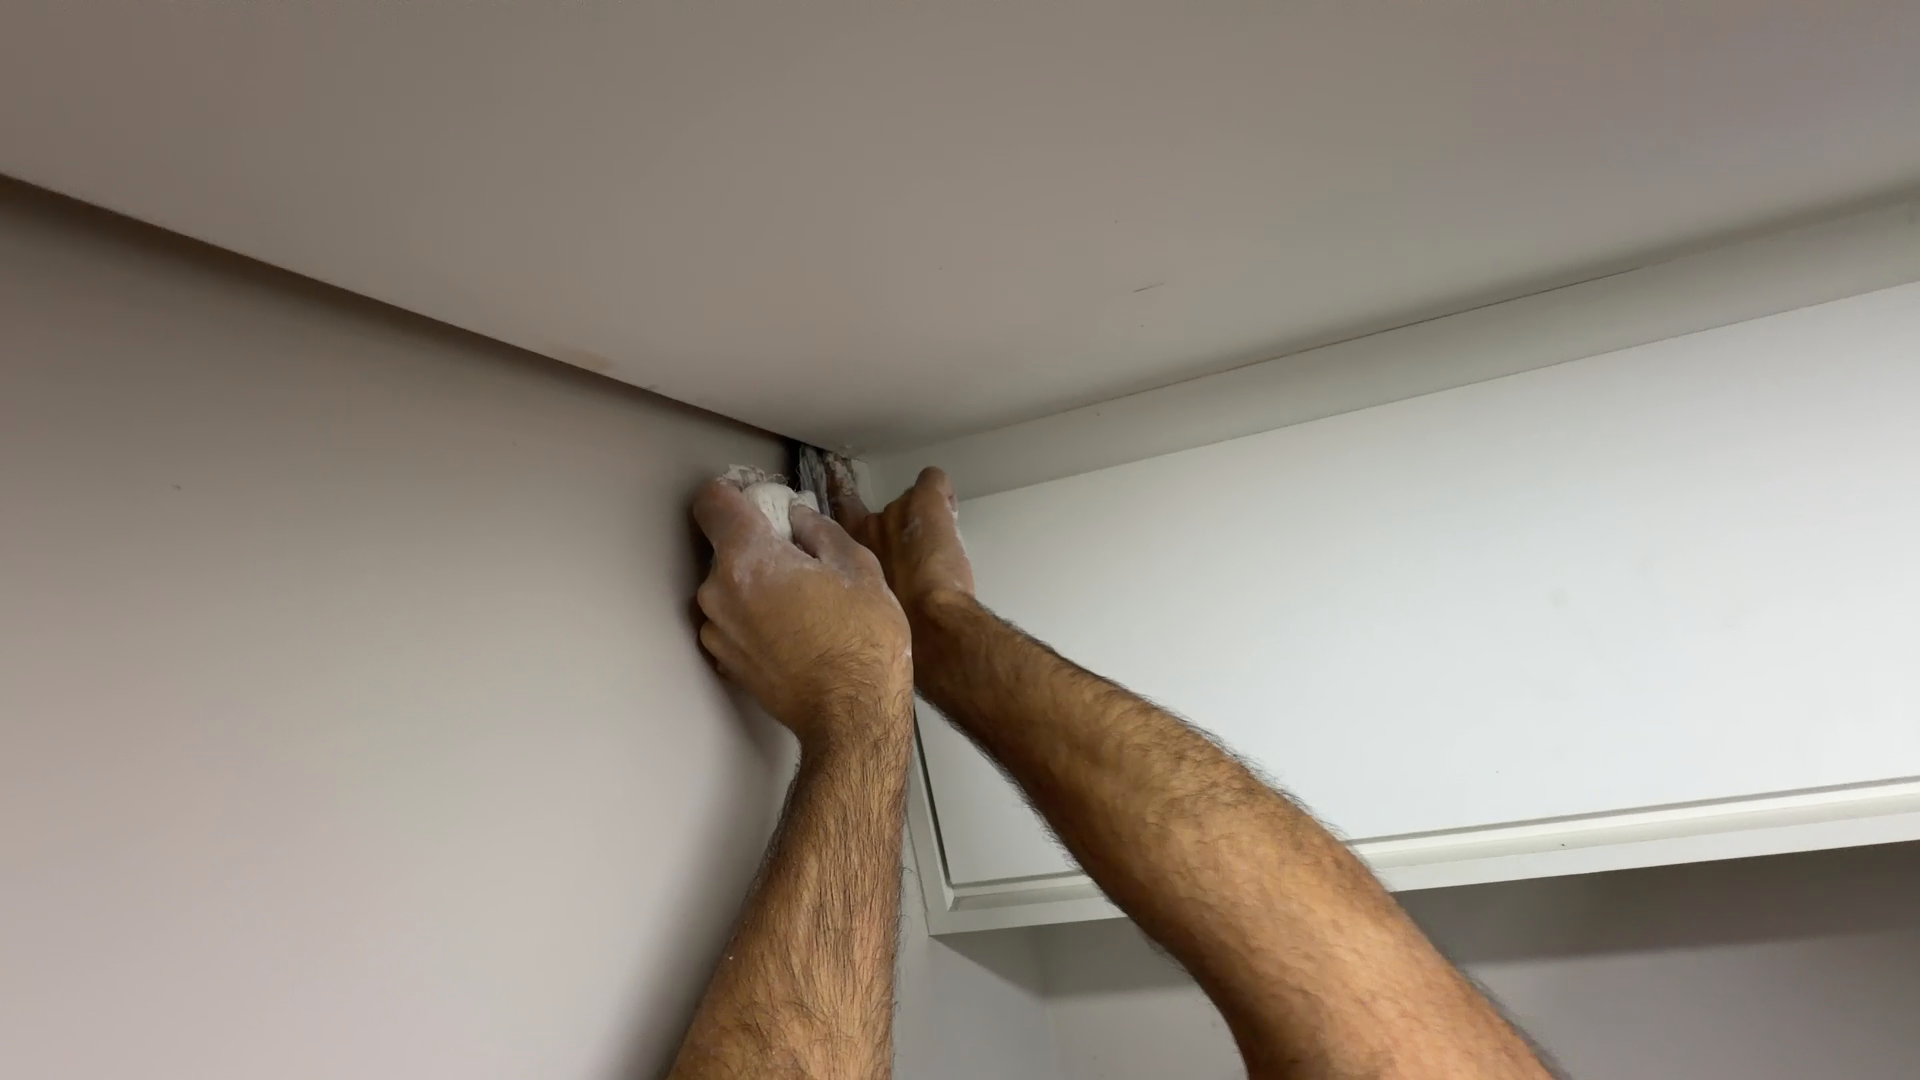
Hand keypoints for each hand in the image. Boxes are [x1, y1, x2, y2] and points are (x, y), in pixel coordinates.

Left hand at [692, 480, 911, 750]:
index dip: (734, 493)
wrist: (853, 715)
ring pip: (728, 587)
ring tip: (803, 602)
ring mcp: (718, 632)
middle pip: (724, 547)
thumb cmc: (862, 640)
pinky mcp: (726, 662)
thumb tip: (798, 519)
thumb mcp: (859, 567)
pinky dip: (754, 616)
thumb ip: (820, 530)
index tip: (757, 500)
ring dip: (755, 584)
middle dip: (757, 545)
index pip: (712, 502)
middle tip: (802, 559)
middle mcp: (719, 592)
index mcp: (749, 558)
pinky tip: (794, 630)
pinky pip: (733, 621)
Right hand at [830, 466, 975, 620]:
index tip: (872, 535)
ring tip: (938, 542)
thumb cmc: (901, 623)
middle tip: (918, 552)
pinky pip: (933, 481)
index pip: (841, 522)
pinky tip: (952, 512)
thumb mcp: (870, 604)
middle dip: (903, 528)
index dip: (858, 526)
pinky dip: (944, 492)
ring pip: (912, 503)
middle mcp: (867, 526)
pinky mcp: (925, 500)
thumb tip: (879, 582)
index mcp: (846, 549)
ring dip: (924, 518)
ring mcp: (897, 511)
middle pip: (888, 514)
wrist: (928, 620)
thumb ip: (868, 585)